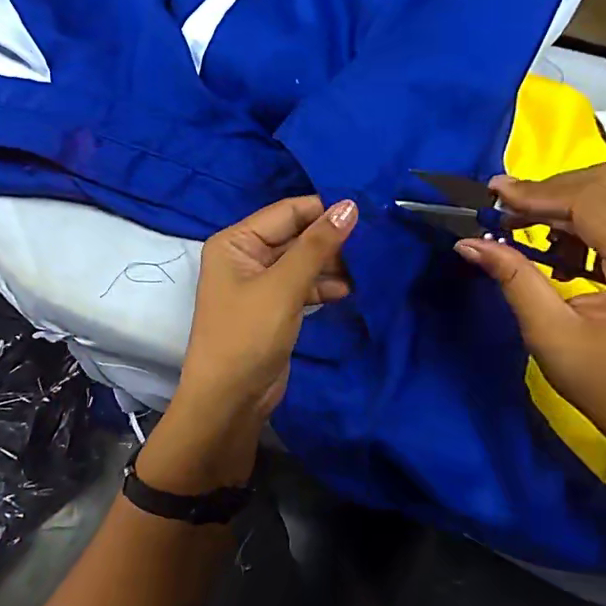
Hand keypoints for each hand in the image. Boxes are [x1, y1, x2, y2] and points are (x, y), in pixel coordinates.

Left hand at [138, 196, 356, 492]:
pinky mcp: (275, 306)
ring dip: (333, 264)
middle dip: (332, 239)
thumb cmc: (248, 335)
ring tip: (369, 267)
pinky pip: (304, 285)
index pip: (287, 212)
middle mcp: (246, 256)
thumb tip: (350, 206)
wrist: (229, 400)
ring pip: (303, 261)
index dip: (324, 210)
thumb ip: (317, 246)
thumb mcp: (283, 287)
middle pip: (296, 235)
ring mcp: (261, 283)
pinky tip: (351, 290)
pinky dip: (325, 286)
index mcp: (236, 241)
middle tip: (375, 242)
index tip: (368, 212)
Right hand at [454, 163, 605, 464]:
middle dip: (553, 190)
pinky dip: (591, 218)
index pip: (593, 201)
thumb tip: (470, 240)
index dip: (538, 193)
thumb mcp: (551, 336)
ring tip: (534, 235)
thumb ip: (513, 279)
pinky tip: (566, 252)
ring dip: (571, 202)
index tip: (493, 197)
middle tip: (509, 213)